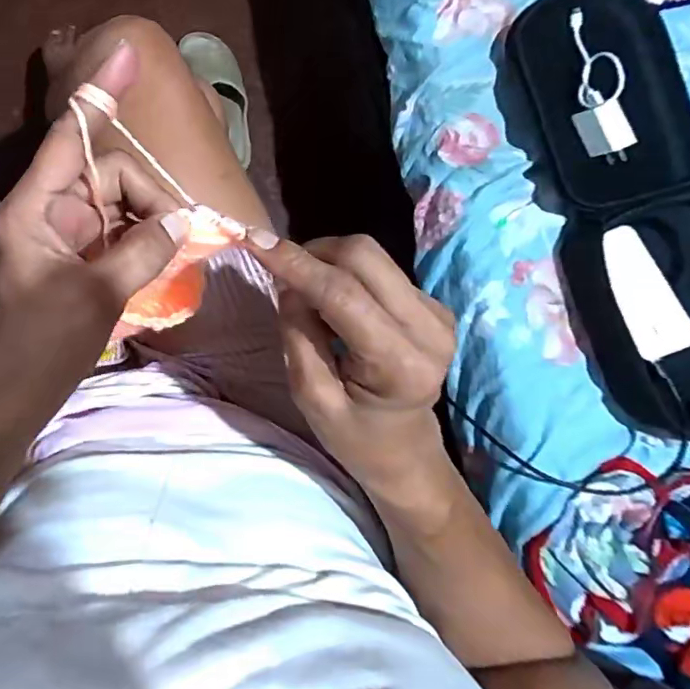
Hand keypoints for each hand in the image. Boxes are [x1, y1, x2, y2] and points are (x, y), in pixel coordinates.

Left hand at [0, 41, 188, 383]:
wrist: (26, 387)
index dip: (100, 94)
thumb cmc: (49, 342)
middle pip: (108, 170)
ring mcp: (66, 225)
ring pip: (119, 195)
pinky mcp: (80, 245)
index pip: (70, 135)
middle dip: (146, 195)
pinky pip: (119, 220)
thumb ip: (143, 250)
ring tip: (168, 252)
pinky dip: (143, 232)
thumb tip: (182, 220)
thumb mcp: (99, 294)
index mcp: (36, 206)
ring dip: (148, 216)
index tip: (128, 52)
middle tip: (176, 234)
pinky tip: (159, 254)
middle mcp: (49, 205)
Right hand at [247, 234, 457, 490]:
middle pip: (363, 256)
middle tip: (282, 273)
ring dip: (326, 259)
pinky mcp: (432, 303)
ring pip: (371, 254)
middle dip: (312, 253)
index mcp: (399, 363)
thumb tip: (288, 281)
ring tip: (306, 290)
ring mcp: (436, 312)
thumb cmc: (353, 434)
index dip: (295, 262)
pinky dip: (343, 271)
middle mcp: (428, 330)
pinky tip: (333, 300)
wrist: (404, 448)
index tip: (252, 240)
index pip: (342, 294)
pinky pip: (379, 266)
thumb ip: (298, 335)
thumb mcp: (311, 396)